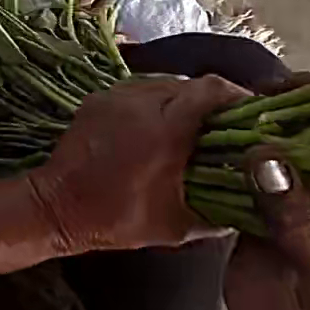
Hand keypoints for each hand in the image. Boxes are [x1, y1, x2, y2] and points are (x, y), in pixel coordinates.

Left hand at [25, 75, 247, 253]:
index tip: (252, 111)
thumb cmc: (117, 218)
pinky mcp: (98, 98)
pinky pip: (137, 89)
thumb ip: (218, 214)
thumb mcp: (177, 226)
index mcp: (164, 128)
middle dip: (212, 100)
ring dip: (182, 100)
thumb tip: (250, 204)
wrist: (57, 206)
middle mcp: (141, 101)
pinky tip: (159, 125)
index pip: (211, 89)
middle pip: (189, 84)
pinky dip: (155, 102)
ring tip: (194, 125)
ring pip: (162, 83)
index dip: (237, 95)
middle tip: (225, 125)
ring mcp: (116, 95)